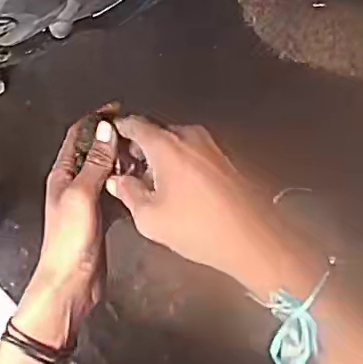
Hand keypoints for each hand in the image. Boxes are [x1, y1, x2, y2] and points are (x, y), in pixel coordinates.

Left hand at [14, 114, 118, 348]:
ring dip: (119, 160)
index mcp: (62, 174)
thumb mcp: (82, 195)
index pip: (78, 136)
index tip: (116, 109)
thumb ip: (95, 163)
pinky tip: (138, 183)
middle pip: (92, 151)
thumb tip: (106, 130)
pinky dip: (124, 183)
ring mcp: (85, 200)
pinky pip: (112, 191)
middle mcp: (71, 184)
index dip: (95, 120)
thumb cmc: (68, 242)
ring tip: (140, 152)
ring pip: (104, 171)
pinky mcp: (98, 217)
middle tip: (134, 131)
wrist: (70, 283)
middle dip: (111, 137)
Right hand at [105, 117, 321, 295]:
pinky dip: (180, 163)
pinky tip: (177, 190)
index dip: (116, 130)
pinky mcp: (225, 157)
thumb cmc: (202, 228)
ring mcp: (210, 145)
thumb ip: (128, 193)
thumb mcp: (150, 218)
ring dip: (161, 156)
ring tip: (152, 184)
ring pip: (175, 142)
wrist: (254, 240)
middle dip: (138, 147)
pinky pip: (193, 152)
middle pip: (154, 131)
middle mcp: (189, 136)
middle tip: (126, 169)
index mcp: (166, 144)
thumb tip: (118, 182)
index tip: (108, 139)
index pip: (133, 123)